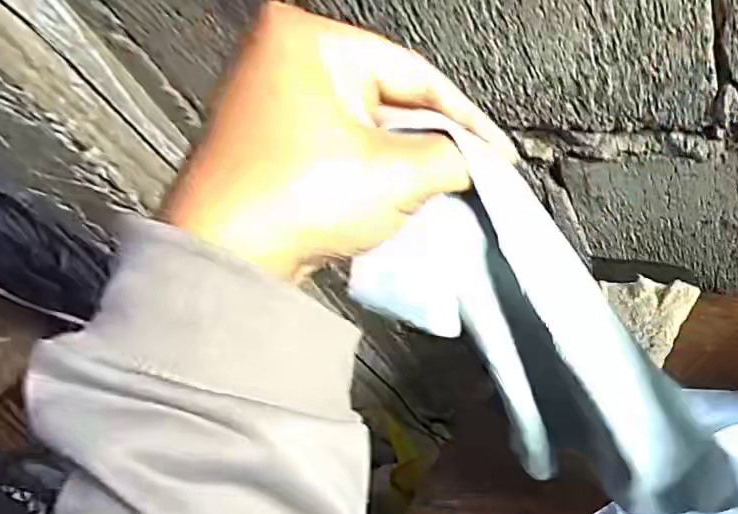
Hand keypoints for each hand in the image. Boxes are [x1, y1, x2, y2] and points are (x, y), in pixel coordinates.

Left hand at [159, 3, 515, 279]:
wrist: (236, 249)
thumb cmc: (297, 197)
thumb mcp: (397, 174)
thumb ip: (450, 158)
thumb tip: (473, 162)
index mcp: (311, 39)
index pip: (417, 73)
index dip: (469, 119)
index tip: (500, 153)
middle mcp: (290, 56)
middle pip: (396, 98)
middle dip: (439, 140)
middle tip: (475, 173)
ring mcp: (282, 97)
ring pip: (376, 126)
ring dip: (412, 160)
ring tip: (440, 189)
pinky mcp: (284, 139)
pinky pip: (352, 147)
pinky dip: (383, 171)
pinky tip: (402, 195)